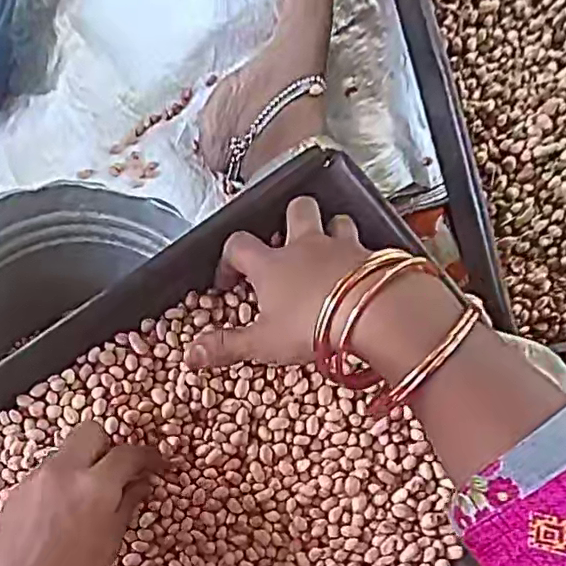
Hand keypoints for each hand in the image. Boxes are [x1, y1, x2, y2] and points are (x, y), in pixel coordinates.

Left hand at [0, 420, 163, 565]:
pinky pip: (46, 473)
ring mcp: (36, 477)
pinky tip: (63, 512)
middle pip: (91, 432)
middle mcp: (63, 471)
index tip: (156, 464)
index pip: (128, 453)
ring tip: (90, 497)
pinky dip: (61, 482)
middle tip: (118, 471)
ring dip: (83, 464)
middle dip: (109, 445)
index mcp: (95, 485)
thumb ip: (128, 503)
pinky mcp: (17, 490)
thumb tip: (140, 482)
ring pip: (66, 452)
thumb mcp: (112, 540)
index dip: (147, 456)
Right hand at [182, 195, 462, 376]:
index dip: (229, 259)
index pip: (239, 245)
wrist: (371, 312)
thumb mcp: (263, 343)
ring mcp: (343, 246)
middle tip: (285, 245)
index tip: (229, 280)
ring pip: (336, 220)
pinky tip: (362, 272)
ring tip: (326, 251)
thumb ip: (227, 346)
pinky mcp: (375, 257)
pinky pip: (368, 245)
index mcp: (272, 265)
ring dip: (330, 230)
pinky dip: (362, 256)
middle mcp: (307, 246)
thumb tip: (190, 355)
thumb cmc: (312, 325)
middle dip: (287, 221)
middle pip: (294, 210)